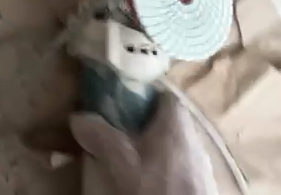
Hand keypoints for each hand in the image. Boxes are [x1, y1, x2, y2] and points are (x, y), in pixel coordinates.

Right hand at [71, 92, 220, 194]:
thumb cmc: (156, 190)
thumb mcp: (120, 162)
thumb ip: (99, 133)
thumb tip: (77, 117)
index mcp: (178, 124)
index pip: (163, 94)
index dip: (140, 94)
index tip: (118, 102)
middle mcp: (196, 141)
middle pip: (166, 122)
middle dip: (142, 127)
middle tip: (117, 135)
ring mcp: (203, 169)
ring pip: (173, 148)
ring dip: (153, 152)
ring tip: (130, 164)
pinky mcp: (203, 191)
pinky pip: (180, 170)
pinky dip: (164, 171)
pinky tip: (148, 185)